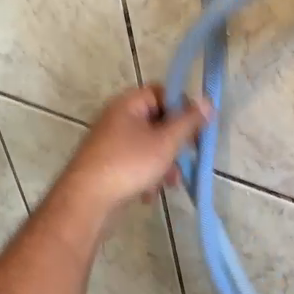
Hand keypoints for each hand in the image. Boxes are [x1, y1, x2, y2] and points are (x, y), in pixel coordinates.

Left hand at [53, 85, 210, 214]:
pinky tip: (149, 193)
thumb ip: (189, 122)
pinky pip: (134, 162)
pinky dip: (146, 175)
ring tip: (170, 182)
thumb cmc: (129, 164)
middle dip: (175, 142)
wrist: (86, 201)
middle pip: (157, 121)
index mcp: (128, 104)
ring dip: (164, 163)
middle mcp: (116, 118)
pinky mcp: (106, 165)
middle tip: (187, 157)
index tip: (196, 127)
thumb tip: (208, 101)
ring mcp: (109, 142)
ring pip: (148, 145)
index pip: (162, 92)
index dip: (181, 106)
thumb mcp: (166, 142)